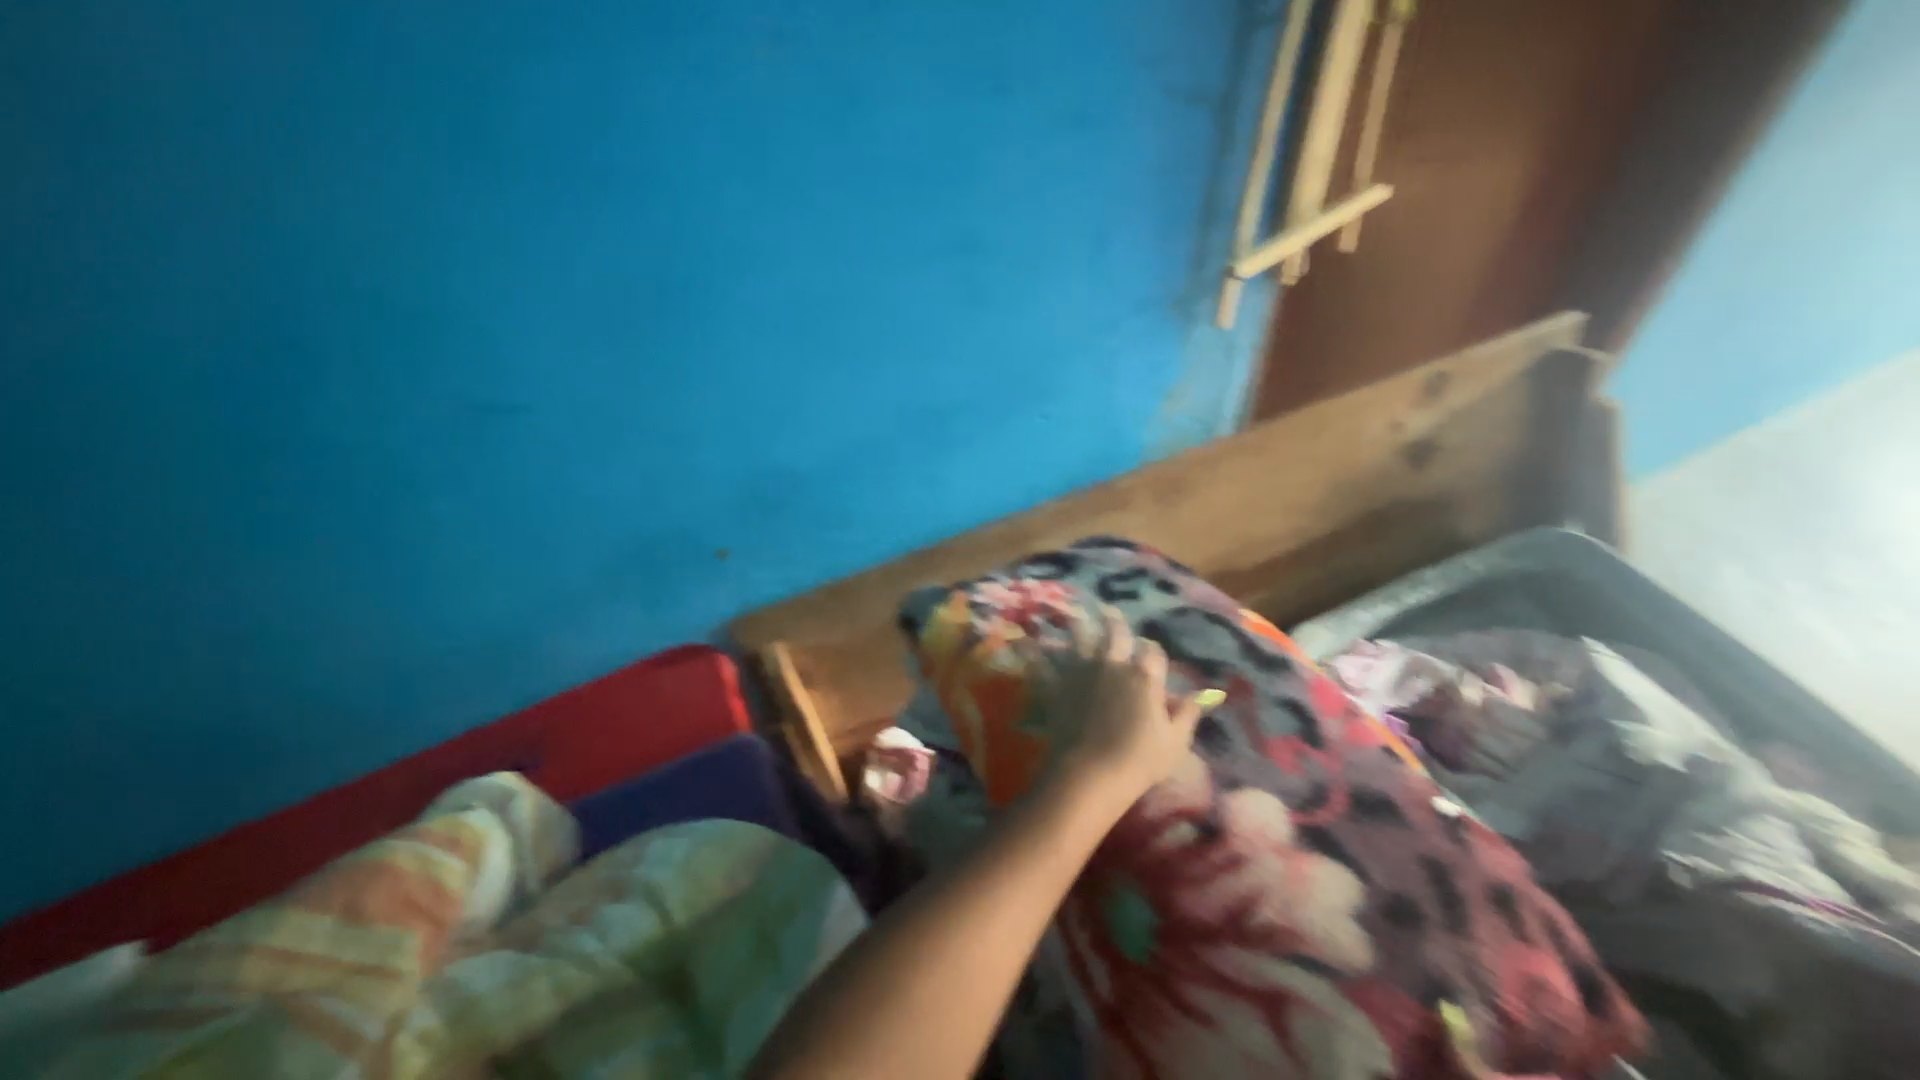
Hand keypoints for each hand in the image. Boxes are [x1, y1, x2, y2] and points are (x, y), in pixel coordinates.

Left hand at [1033, 606, 1219, 809]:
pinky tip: (1025, 641)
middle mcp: (1113, 664)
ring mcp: (1081, 672)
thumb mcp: (1174, 741)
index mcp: (1144, 676)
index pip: (1153, 652)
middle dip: (1114, 621)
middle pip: (1115, 634)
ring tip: (1072, 612)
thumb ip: (1188, 714)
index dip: (1152, 652)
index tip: (1150, 655)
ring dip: (1077, 624)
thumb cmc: (1139, 761)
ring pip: (1079, 638)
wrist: (1090, 774)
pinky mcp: (1056, 685)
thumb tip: (1207, 695)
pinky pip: (1043, 663)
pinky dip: (1034, 652)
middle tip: (1108, 610)